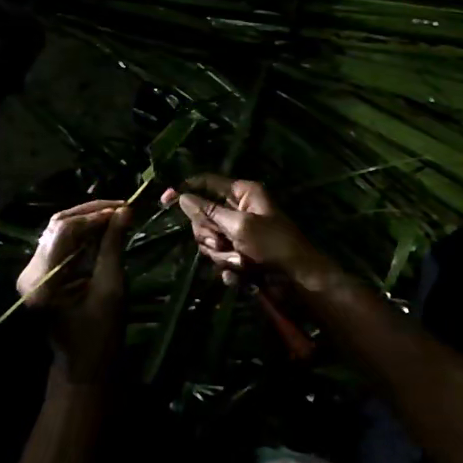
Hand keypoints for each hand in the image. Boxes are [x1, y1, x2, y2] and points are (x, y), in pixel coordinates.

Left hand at [17, 199, 131, 383]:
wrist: (83, 370)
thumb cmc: (100, 337)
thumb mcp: (111, 290)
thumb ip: (113, 248)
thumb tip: (124, 212)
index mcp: (42, 280)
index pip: (64, 230)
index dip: (94, 215)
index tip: (124, 208)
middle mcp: (30, 272)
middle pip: (58, 226)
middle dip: (91, 214)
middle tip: (122, 208)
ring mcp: (32, 273)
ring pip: (59, 232)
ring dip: (88, 222)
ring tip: (117, 217)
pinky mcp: (41, 276)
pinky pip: (61, 245)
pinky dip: (83, 236)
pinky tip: (104, 231)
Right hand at [161, 175, 338, 290]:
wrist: (297, 280)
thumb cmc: (274, 245)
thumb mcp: (240, 225)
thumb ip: (209, 211)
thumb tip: (182, 197)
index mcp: (242, 193)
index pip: (206, 182)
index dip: (185, 189)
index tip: (165, 199)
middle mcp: (237, 209)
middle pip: (201, 216)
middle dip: (209, 234)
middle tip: (222, 244)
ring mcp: (236, 232)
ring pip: (207, 240)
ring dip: (220, 254)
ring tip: (240, 262)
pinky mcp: (237, 252)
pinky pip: (218, 257)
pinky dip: (227, 267)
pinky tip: (239, 274)